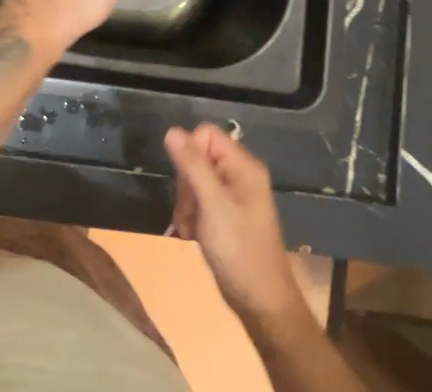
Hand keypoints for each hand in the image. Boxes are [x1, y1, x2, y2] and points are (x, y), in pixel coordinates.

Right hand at [165, 124, 303, 319]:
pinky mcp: (225, 215)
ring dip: (185, 204)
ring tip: (190, 228)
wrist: (260, 301)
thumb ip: (192, 166)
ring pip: (193, 181)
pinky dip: (190, 216)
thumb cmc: (239, 250)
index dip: (189, 152)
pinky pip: (198, 201)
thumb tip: (171, 131)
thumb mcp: (212, 205)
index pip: (206, 134)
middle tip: (190, 210)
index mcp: (244, 167)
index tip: (186, 180)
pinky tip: (192, 234)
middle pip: (197, 157)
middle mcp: (239, 176)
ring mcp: (232, 197)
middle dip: (185, 184)